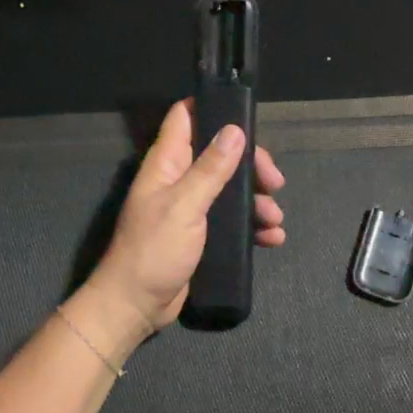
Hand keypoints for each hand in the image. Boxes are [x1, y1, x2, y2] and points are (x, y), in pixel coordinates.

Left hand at [81, 100, 285, 334]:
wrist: (137, 305)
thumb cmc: (154, 250)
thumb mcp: (184, 206)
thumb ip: (210, 169)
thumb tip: (235, 130)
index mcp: (166, 163)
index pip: (185, 117)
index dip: (211, 107)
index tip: (245, 113)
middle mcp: (178, 179)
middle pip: (219, 153)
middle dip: (250, 164)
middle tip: (275, 181)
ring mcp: (189, 207)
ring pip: (230, 188)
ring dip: (256, 199)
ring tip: (275, 218)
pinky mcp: (200, 234)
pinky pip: (231, 221)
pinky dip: (252, 226)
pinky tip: (271, 238)